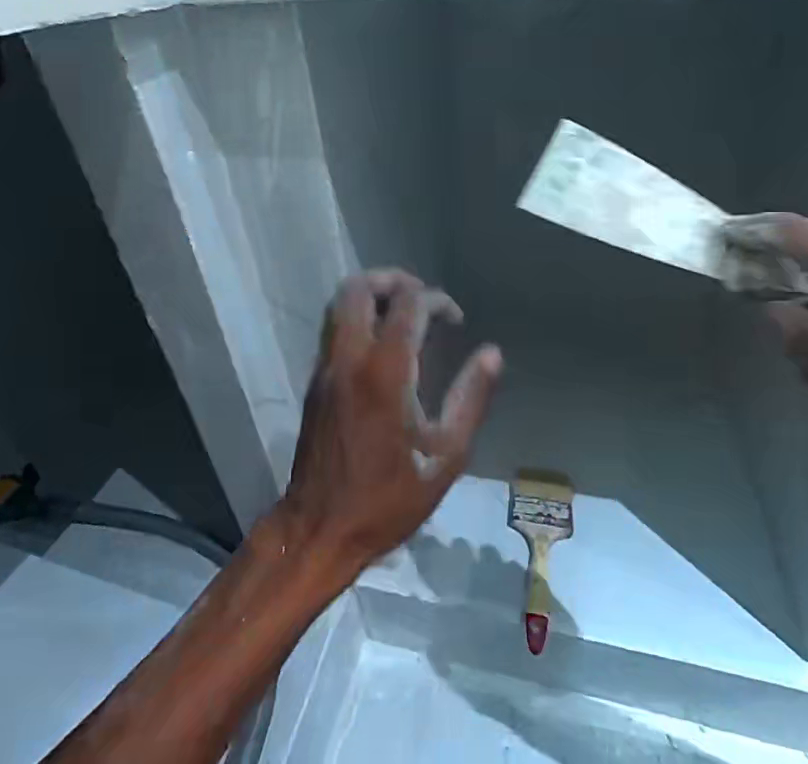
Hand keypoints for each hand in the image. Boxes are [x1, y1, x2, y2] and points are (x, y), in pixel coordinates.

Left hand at [278, 270, 502, 575]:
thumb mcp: (447, 455)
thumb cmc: (390, 497)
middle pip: (359, 287)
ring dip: (372, 295)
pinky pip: (334, 329)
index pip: (408, 304)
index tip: (455, 319)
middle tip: (422, 298)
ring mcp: (325, 368)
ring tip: (404, 313)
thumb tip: (492, 354)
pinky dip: (358, 317)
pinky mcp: (315, 382)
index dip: (436, 299)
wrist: (321, 528)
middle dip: (393, 280)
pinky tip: (383, 344)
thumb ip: (471, 397)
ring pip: (339, 304)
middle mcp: (349, 359)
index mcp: (386, 373)